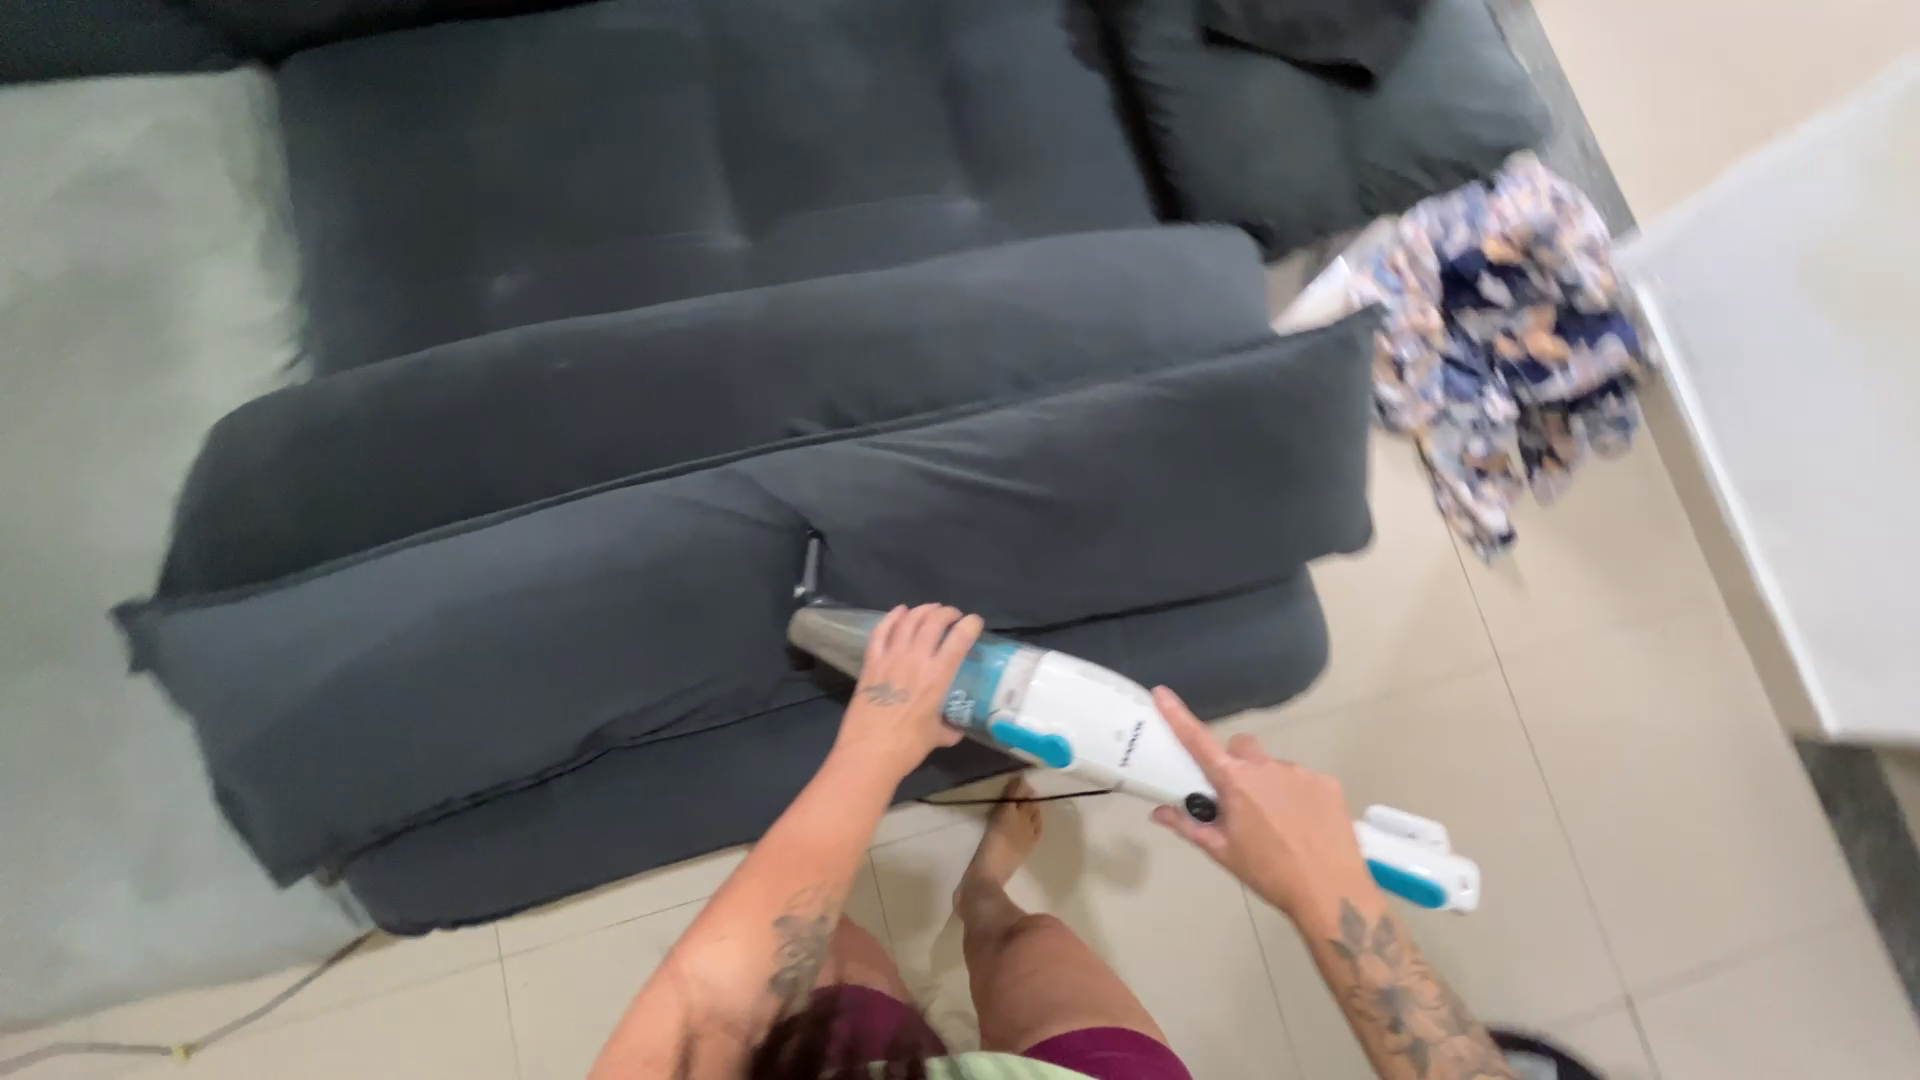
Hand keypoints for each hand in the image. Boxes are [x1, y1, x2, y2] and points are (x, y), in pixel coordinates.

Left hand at [831, 604, 982, 784]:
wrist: (868, 753)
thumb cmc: (907, 747)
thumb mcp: (936, 737)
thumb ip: (948, 728)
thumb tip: (955, 729)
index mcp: (937, 676)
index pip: (959, 639)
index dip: (970, 625)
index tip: (974, 622)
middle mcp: (915, 660)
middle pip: (933, 622)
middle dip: (946, 613)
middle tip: (952, 615)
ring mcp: (890, 659)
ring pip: (908, 622)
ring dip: (922, 611)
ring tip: (930, 609)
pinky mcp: (871, 664)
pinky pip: (880, 633)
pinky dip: (891, 618)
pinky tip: (899, 611)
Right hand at [1147, 687, 1378, 925]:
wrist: (1333, 895)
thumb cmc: (1269, 874)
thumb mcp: (1222, 852)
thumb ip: (1188, 826)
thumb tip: (1158, 812)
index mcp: (1235, 782)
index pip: (1198, 741)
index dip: (1178, 715)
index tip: (1162, 693)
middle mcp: (1266, 767)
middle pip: (1240, 748)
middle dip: (1234, 763)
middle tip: (1238, 798)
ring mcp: (1300, 772)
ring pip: (1273, 766)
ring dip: (1268, 783)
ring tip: (1278, 822)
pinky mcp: (1328, 783)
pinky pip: (1303, 779)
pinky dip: (1298, 795)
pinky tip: (1305, 824)